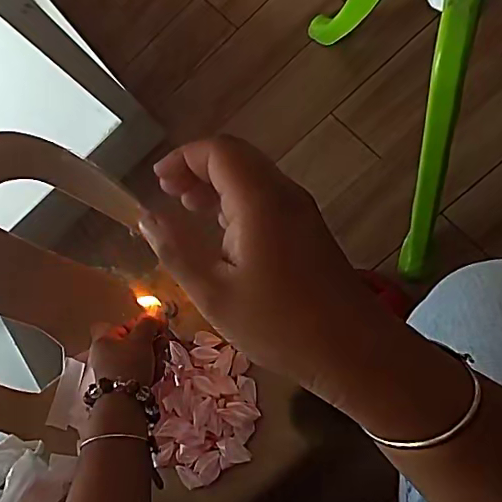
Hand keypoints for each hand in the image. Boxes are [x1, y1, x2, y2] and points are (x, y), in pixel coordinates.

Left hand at [87, 314, 162, 383]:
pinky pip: (138, 373)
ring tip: (158, 362)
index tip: (154, 327)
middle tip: (161, 344)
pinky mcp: (122, 386)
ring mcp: (113, 371)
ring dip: (153, 357)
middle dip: (151, 342)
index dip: (139, 324)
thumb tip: (154, 313)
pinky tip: (155, 375)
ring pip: (138, 358)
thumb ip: (149, 323)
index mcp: (103, 339)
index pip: (122, 324)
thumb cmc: (129, 366)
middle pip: (132, 342)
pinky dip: (149, 372)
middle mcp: (104, 354)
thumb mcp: (141, 339)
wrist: (125, 403)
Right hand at [139, 136, 406, 405]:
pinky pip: (267, 197)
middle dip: (197, 167)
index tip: (157, 180)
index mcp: (259, 201)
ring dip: (217, 184)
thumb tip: (146, 217)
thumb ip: (176, 250)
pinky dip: (237, 201)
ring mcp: (301, 210)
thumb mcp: (214, 293)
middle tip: (168, 192)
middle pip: (236, 157)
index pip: (218, 151)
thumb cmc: (280, 325)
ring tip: (186, 208)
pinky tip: (221, 232)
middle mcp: (283, 195)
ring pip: (253, 176)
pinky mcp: (308, 229)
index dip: (183, 158)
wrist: (355, 351)